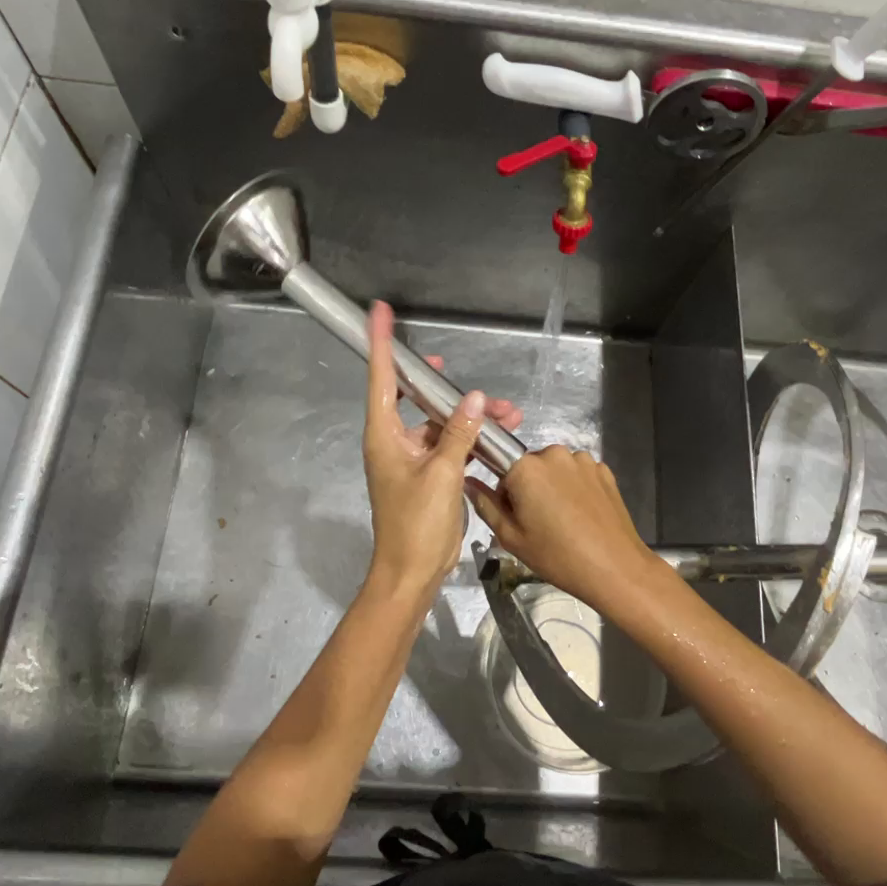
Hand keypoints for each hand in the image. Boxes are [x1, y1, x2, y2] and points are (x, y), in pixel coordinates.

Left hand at [362, 302, 522, 596]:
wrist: (412, 573)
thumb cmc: (416, 524)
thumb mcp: (441, 475)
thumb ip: (458, 434)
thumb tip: (474, 398)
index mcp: (384, 435)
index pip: (381, 379)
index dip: (380, 344)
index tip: (378, 312)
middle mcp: (393, 440)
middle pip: (418, 399)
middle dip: (450, 390)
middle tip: (479, 389)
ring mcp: (411, 458)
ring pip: (441, 423)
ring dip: (470, 418)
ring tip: (508, 415)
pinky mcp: (428, 474)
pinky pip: (449, 444)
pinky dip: (471, 438)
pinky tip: (498, 434)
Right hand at [465, 446, 669, 609]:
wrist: (615, 568)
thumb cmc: (557, 556)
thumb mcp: (511, 538)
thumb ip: (486, 505)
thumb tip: (470, 482)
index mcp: (526, 467)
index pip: (500, 465)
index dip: (503, 489)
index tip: (514, 512)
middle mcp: (554, 454)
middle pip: (530, 466)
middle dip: (529, 488)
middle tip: (538, 523)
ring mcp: (583, 460)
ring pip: (555, 470)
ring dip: (553, 487)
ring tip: (563, 521)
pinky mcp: (604, 470)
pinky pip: (578, 474)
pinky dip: (576, 489)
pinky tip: (582, 516)